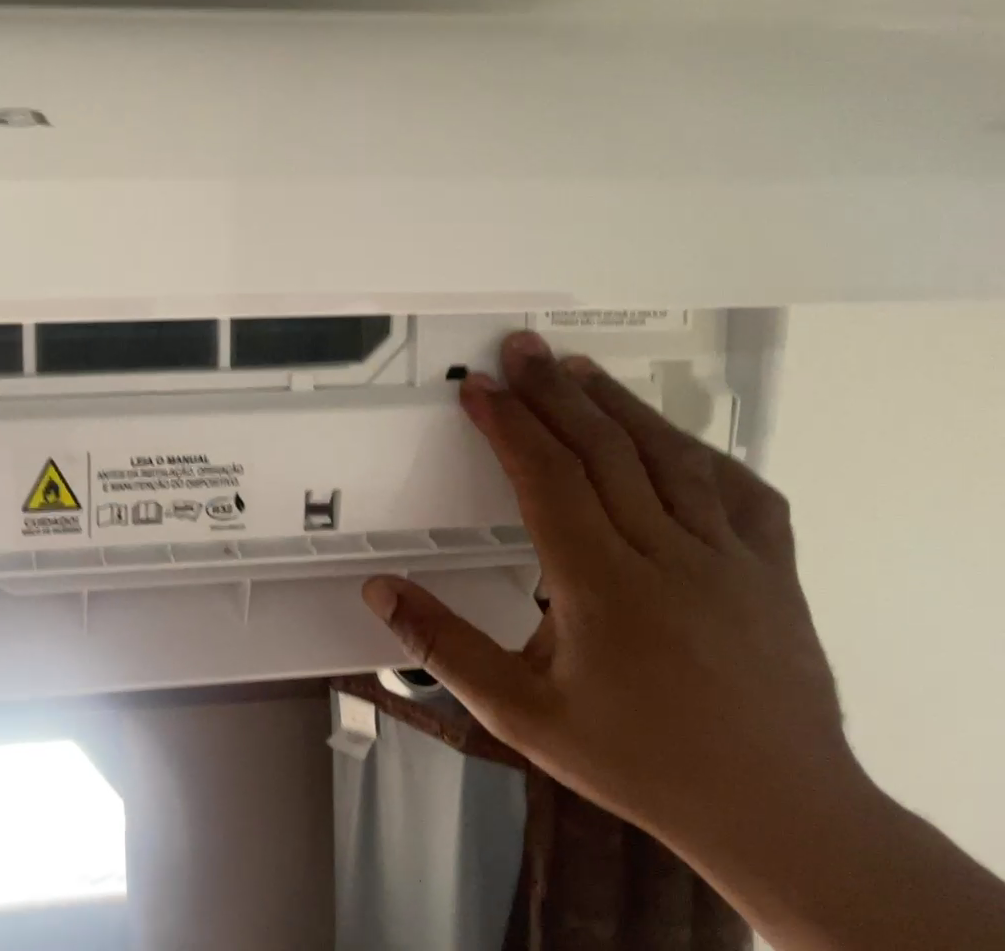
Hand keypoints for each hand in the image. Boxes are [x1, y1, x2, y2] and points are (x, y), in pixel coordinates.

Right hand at [362, 330, 861, 836]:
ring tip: (577, 368)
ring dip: (618, 405)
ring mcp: (732, 559)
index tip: (478, 389)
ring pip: (670, 457)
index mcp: (603, 585)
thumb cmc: (639, 762)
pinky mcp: (774, 573)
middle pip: (605, 450)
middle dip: (554, 393)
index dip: (508, 426)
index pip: (547, 478)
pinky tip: (673, 436)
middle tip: (520, 349)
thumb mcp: (519, 715)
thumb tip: (380, 590)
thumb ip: (444, 647)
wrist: (781, 813)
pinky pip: (741, 491)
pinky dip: (699, 450)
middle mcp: (670, 555)